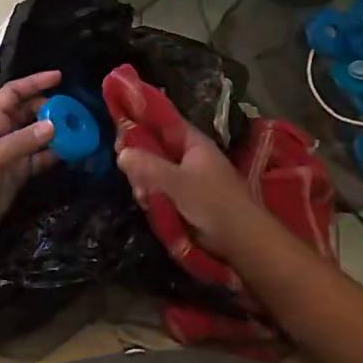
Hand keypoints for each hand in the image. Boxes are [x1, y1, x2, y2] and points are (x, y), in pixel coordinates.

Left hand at [0, 70, 62, 245]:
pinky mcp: (16, 174)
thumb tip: (53, 126)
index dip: (33, 82)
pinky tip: (71, 152)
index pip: (13, 93)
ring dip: (55, 131)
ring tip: (79, 128)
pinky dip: (54, 154)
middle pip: (28, 112)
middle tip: (74, 110)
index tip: (58, 77)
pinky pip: (39, 158)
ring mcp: (9, 154)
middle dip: (50, 108)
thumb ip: (22, 141)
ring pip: (36, 135)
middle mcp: (1, 134)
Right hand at [115, 119, 258, 251]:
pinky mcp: (186, 199)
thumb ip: (149, 166)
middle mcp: (190, 156)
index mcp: (193, 143)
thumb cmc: (213, 203)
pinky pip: (162, 190)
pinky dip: (153, 196)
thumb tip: (121, 152)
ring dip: (145, 183)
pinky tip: (149, 205)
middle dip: (141, 161)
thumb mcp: (178, 183)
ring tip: (144, 196)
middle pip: (155, 148)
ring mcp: (188, 178)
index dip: (141, 122)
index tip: (119, 133)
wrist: (242, 241)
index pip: (163, 122)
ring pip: (156, 172)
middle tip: (133, 176)